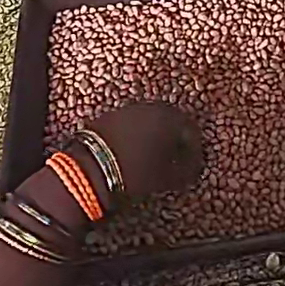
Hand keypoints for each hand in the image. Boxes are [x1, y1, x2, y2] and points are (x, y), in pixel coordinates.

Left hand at [85, 102, 204, 200]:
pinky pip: (130, 125)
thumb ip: (186, 171)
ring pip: (149, 122)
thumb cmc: (135, 173)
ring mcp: (126, 110)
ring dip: (155, 138)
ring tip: (155, 159)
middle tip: (177, 160)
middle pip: (170, 122)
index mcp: (169, 118)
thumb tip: (192, 169)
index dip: (195, 150)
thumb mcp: (167, 178)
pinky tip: (134, 155)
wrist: (89, 170)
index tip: (194, 165)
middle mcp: (149, 108)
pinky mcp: (107, 117)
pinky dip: (136, 137)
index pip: (191, 130)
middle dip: (176, 140)